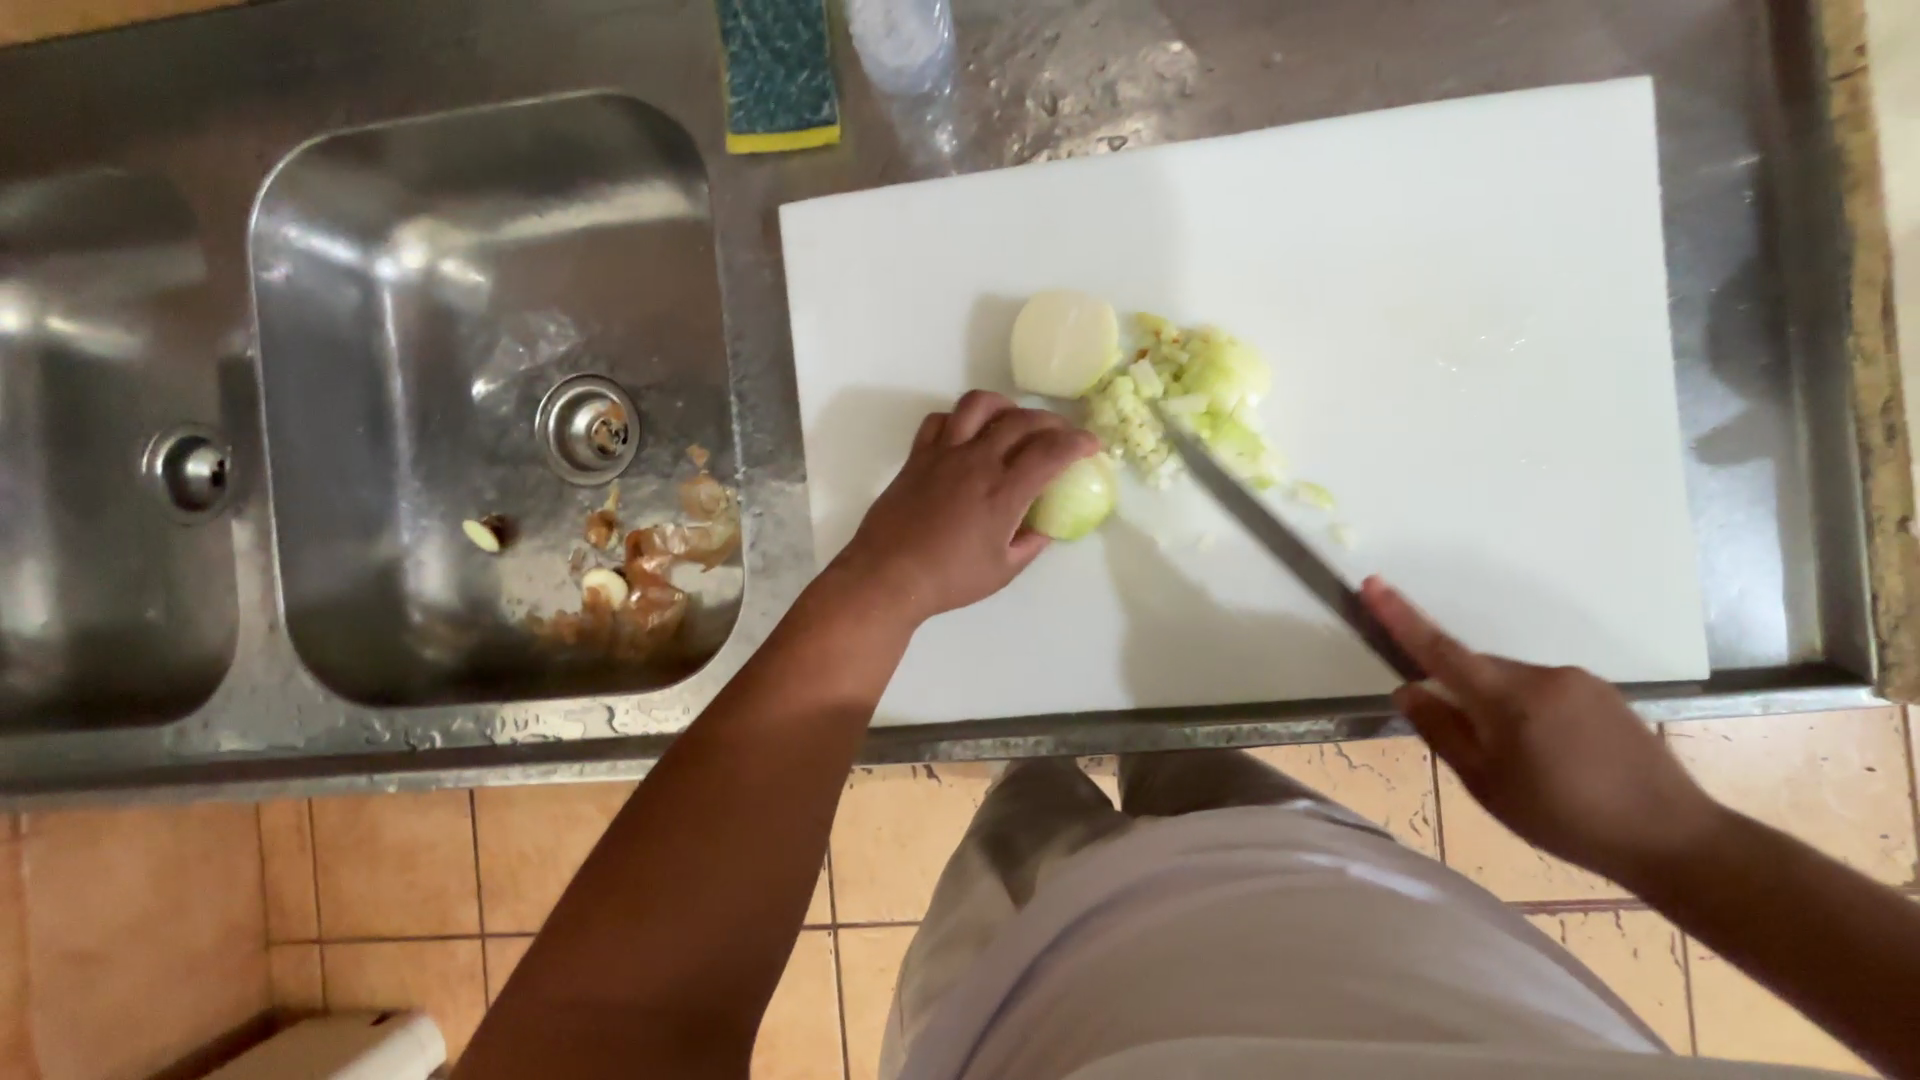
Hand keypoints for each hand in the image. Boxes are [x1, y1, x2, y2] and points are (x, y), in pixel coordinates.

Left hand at [821, 391, 1098, 625]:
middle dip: (1052, 422)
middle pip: (1022, 421)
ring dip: (1005, 406)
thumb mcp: (1003, 571)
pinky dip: (959, 419)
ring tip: (1015, 419)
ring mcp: (944, 454)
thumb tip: (1044, 529)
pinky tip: (967, 433)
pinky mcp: (917, 456)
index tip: (1091, 445)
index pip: (1052, 451)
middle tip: (1062, 435)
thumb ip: (1030, 545)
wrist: (888, 575)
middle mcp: (977, 462)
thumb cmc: (949, 579)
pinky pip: (940, 420)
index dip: (1079, 442)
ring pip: (979, 405)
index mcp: (1004, 492)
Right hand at [1361, 577, 1726, 887]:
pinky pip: (1543, 690)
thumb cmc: (1565, 819)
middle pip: (1477, 668)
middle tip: (1470, 748)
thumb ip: (1442, 731)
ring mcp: (1579, 681)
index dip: (1401, 616)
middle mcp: (1542, 674)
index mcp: (1507, 697)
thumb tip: (1406, 690)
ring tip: (1519, 763)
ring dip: (1497, 707)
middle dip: (1460, 692)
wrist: (1675, 839)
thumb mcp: (1486, 785)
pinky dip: (1529, 712)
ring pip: (1511, 681)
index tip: (1372, 584)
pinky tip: (1550, 756)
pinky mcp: (1604, 694)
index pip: (1439, 649)